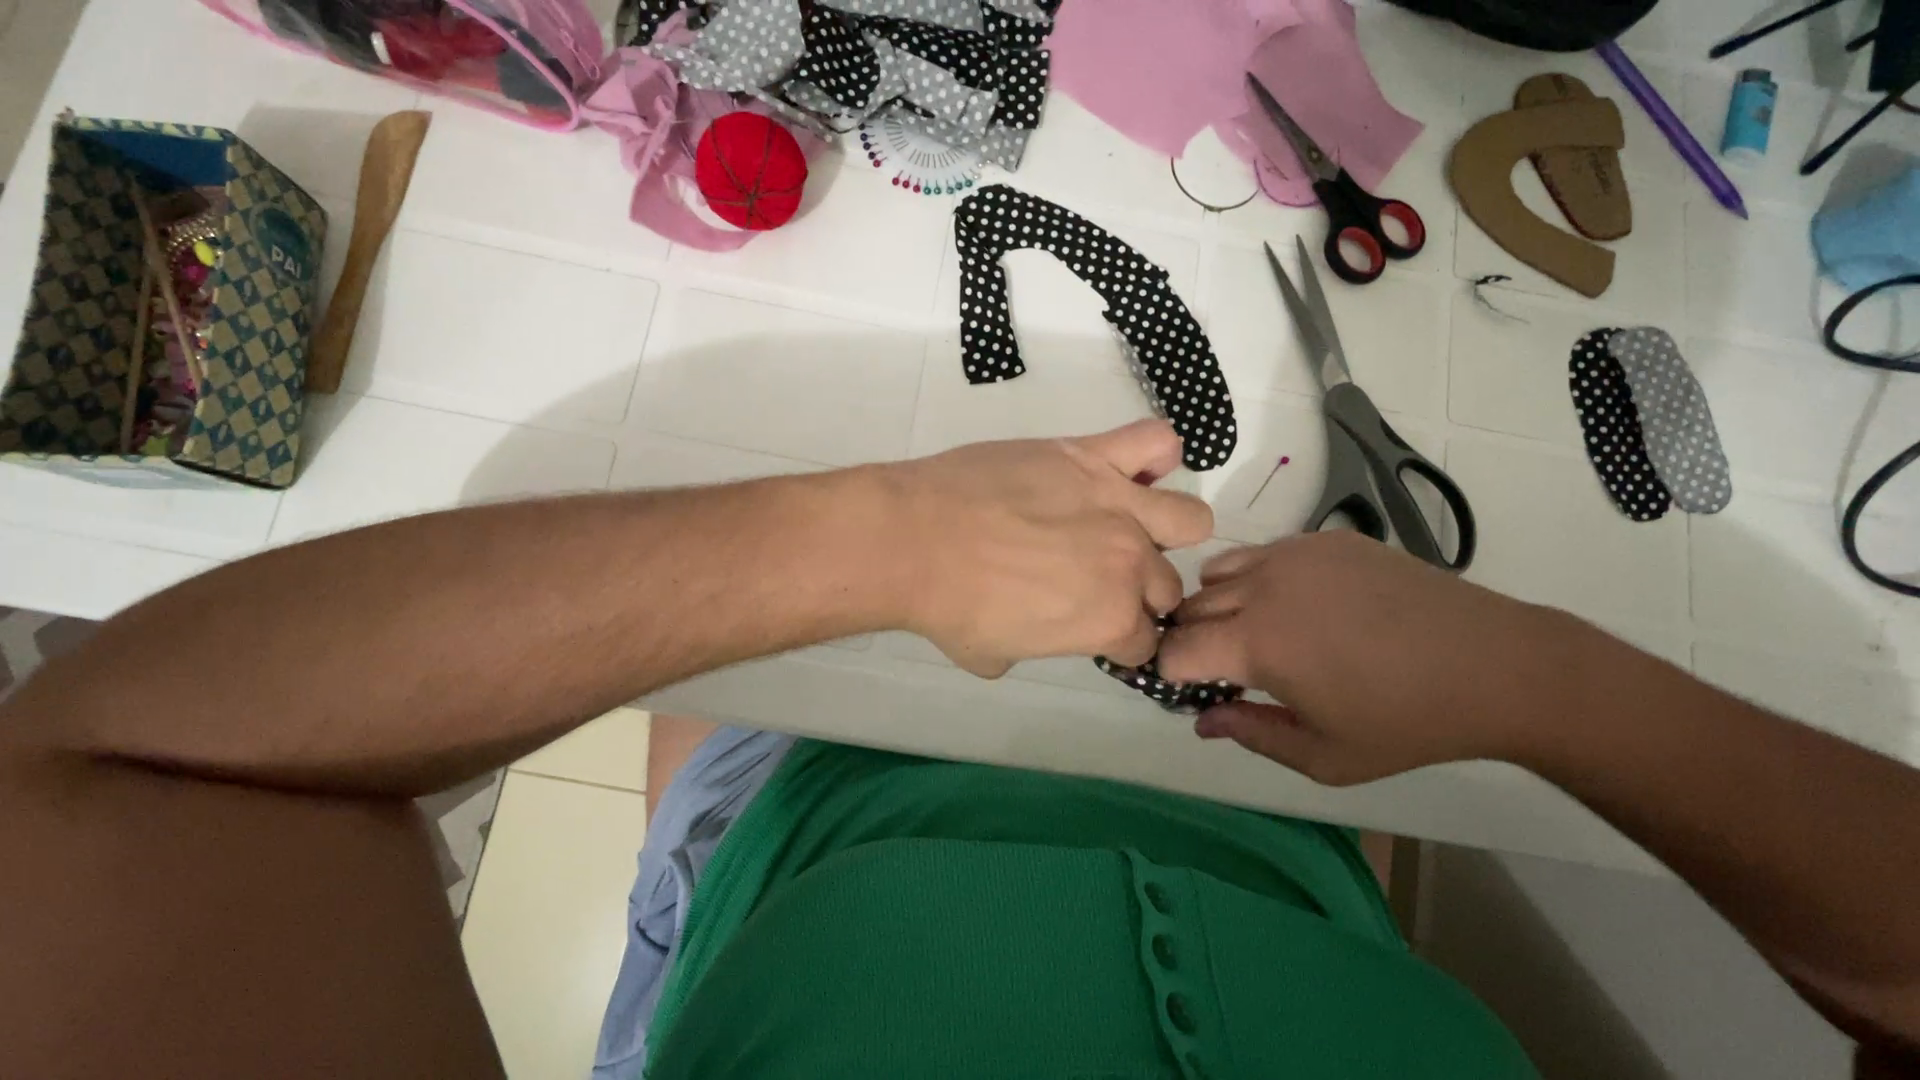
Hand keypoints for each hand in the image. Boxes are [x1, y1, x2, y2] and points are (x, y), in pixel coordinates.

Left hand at [886, 420, 1212, 677]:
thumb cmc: (948, 607)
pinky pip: (1154, 443)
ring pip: (1190, 520)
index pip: (1143, 640)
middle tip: (1096, 581)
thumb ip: (1037, 646)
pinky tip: (1127, 472)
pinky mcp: (1089, 455)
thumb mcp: (996, 654)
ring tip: (1123, 529)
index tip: (1097, 630)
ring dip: (1165, 533)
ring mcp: (1116, 502)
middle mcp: (1130, 563)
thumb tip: (1035, 633)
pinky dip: (1154, 456)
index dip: (1120, 640)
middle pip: (1166, 587)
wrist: (912, 540)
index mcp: (1109, 620)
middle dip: (1139, 593)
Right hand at [1156, 532, 1576, 783]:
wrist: (1495, 666)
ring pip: (1220, 571)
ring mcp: (1295, 554)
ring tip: (1254, 632)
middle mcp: (1263, 587)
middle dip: (1191, 638)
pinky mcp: (1327, 539)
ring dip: (1218, 603)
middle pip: (1190, 606)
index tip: (1189, 689)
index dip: (1171, 673)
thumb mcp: (1323, 756)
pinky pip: (1265, 552)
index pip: (1176, 650)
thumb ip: (1251, 734)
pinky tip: (1299, 606)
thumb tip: (1202, 719)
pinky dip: (1258, 578)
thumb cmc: (1406, 723)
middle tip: (1220, 667)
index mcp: (1257, 643)